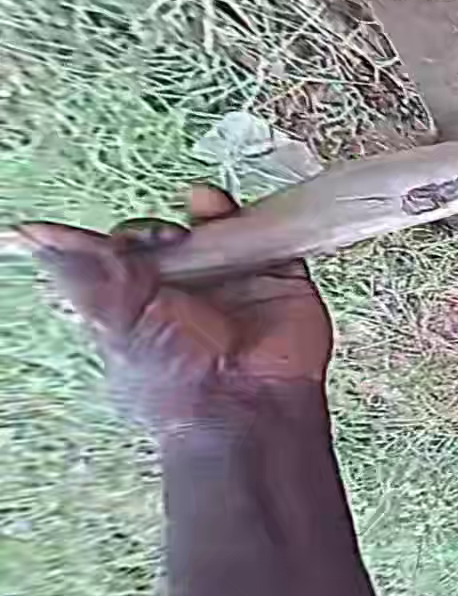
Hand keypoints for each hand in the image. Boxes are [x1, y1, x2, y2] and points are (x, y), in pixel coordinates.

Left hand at [18, 184, 332, 425]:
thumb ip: (84, 273)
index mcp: (139, 296)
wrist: (244, 396)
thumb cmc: (173, 373)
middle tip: (169, 235)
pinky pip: (283, 248)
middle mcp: (191, 288)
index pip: (127, 251)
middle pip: (180, 238)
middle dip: (169, 227)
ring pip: (229, 236)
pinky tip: (256, 215)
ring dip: (218, 215)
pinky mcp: (287, 284)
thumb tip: (31, 232)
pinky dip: (274, 228)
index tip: (117, 240)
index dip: (123, 238)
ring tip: (206, 199)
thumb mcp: (111, 319)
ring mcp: (242, 284)